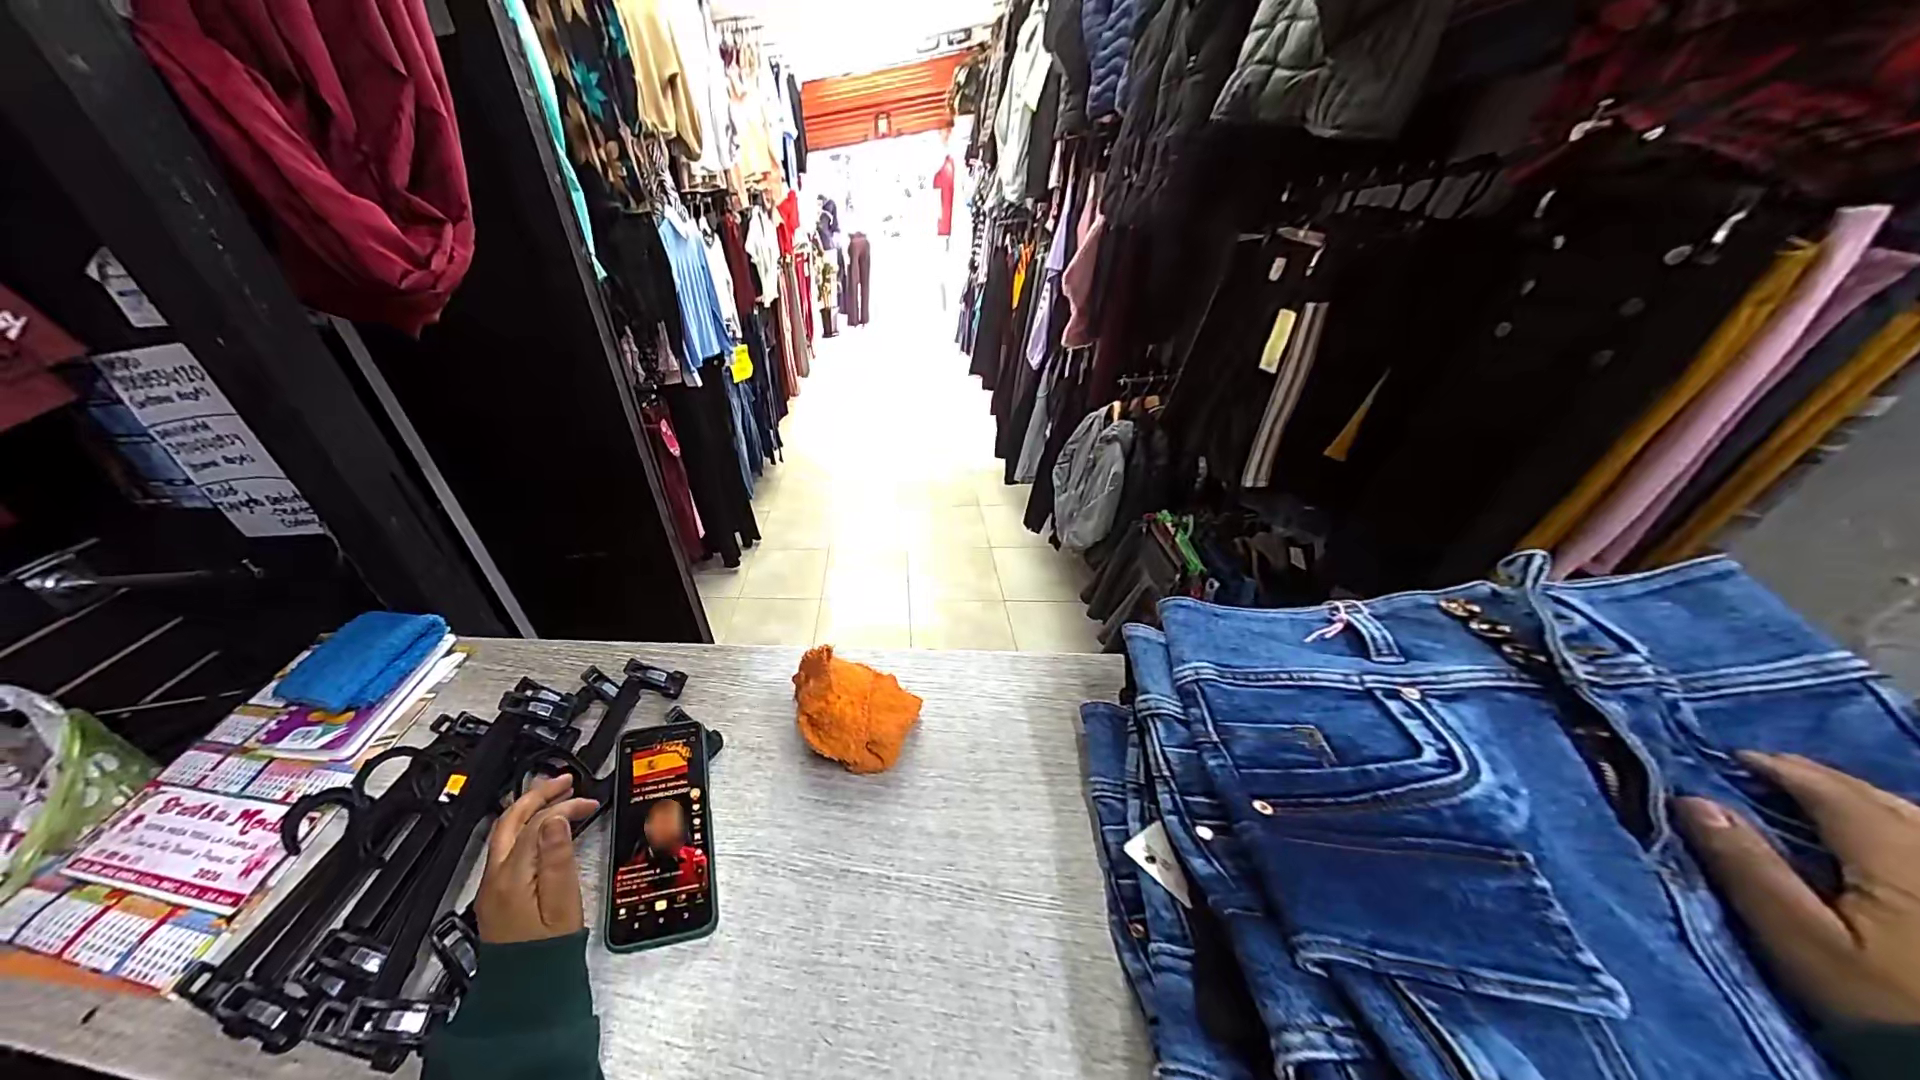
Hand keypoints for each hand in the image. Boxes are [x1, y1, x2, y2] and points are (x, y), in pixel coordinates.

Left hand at [475, 775, 599, 944]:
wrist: (524, 986)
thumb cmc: (548, 948)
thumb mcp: (562, 902)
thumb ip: (558, 858)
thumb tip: (557, 820)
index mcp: (513, 875)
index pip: (538, 823)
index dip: (565, 807)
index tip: (589, 803)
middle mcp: (496, 876)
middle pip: (510, 820)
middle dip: (538, 794)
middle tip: (565, 781)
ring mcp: (493, 884)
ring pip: (506, 831)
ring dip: (531, 807)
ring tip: (558, 794)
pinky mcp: (498, 891)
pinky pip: (508, 845)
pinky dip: (528, 825)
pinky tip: (546, 825)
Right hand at [1675, 751, 1919, 1024]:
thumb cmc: (1884, 1006)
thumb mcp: (1801, 941)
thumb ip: (1747, 867)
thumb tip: (1691, 801)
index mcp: (1898, 856)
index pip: (1831, 793)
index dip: (1779, 769)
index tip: (1733, 758)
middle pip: (1883, 801)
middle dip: (1823, 783)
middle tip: (1769, 776)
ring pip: (1918, 821)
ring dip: (1864, 804)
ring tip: (1818, 804)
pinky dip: (1900, 829)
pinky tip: (1881, 841)